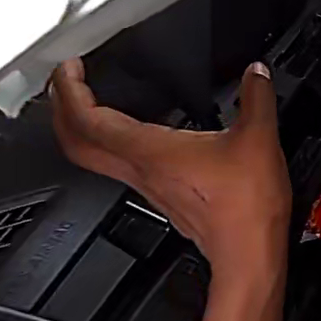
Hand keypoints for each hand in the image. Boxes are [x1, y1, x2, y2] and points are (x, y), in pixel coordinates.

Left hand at [50, 59, 290, 320]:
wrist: (249, 252)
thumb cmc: (246, 206)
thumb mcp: (259, 137)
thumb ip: (257, 97)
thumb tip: (257, 73)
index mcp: (153, 152)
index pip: (88, 120)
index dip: (70, 90)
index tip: (69, 68)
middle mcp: (142, 170)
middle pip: (76, 142)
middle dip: (61, 108)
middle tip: (65, 82)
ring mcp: (149, 186)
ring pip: (94, 156)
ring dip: (82, 126)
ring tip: (89, 101)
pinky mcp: (162, 195)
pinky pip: (119, 165)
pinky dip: (110, 141)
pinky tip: (133, 132)